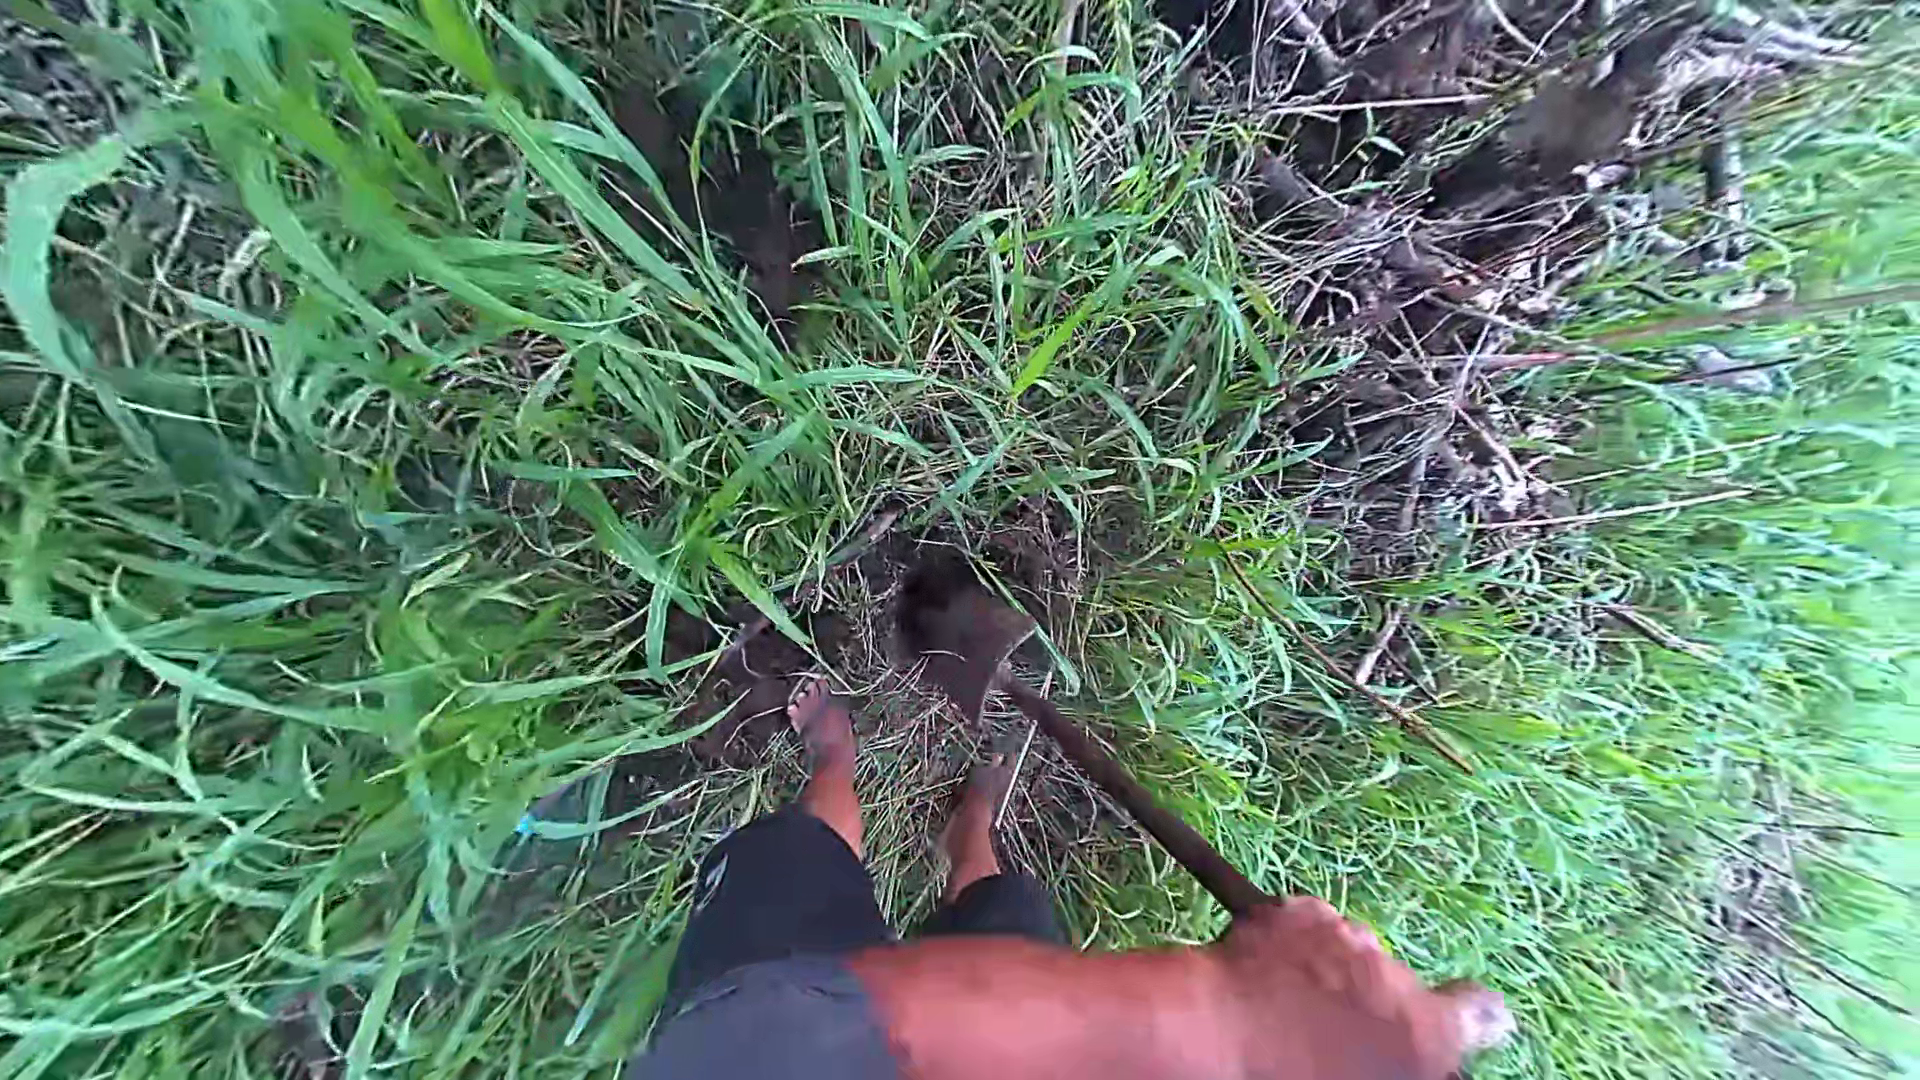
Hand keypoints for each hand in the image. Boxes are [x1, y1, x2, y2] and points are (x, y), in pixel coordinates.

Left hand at [1208, 897, 1509, 1079]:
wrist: (1226, 1028)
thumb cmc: (1299, 1072)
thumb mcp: (1373, 1077)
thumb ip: (1404, 1056)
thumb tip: (1407, 1044)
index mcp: (1425, 1029)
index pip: (1483, 1012)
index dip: (1476, 1012)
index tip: (1472, 1013)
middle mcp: (1390, 971)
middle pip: (1395, 977)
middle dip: (1374, 991)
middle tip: (1335, 1013)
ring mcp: (1340, 931)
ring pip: (1349, 943)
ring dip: (1334, 958)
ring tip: (1297, 986)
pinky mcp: (1296, 906)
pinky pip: (1310, 919)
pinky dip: (1298, 933)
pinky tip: (1276, 959)